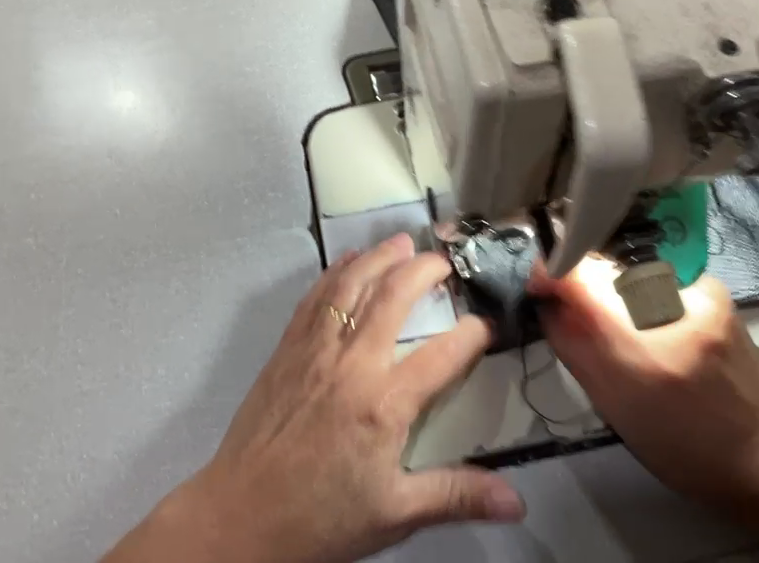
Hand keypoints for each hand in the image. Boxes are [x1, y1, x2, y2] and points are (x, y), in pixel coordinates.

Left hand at [107, 234, 525, 562]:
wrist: (241, 514)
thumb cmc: (321, 517)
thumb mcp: (395, 513)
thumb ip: (456, 496)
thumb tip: (516, 502)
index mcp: (384, 404)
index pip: (442, 356)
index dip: (472, 335)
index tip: (488, 324)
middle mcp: (352, 363)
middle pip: (393, 298)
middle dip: (423, 270)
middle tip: (444, 261)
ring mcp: (315, 350)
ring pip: (350, 286)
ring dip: (378, 258)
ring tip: (400, 242)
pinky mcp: (287, 349)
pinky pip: (314, 299)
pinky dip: (334, 274)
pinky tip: (347, 263)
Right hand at [528, 262, 758, 509]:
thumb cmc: (678, 444)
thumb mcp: (609, 405)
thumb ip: (570, 344)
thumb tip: (544, 299)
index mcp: (640, 350)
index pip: (579, 272)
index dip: (548, 269)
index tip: (539, 286)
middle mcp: (671, 309)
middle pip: (600, 264)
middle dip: (577, 279)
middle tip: (574, 310)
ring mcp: (697, 292)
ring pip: (625, 267)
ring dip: (609, 285)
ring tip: (616, 320)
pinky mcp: (713, 285)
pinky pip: (655, 274)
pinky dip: (641, 290)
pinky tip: (653, 319)